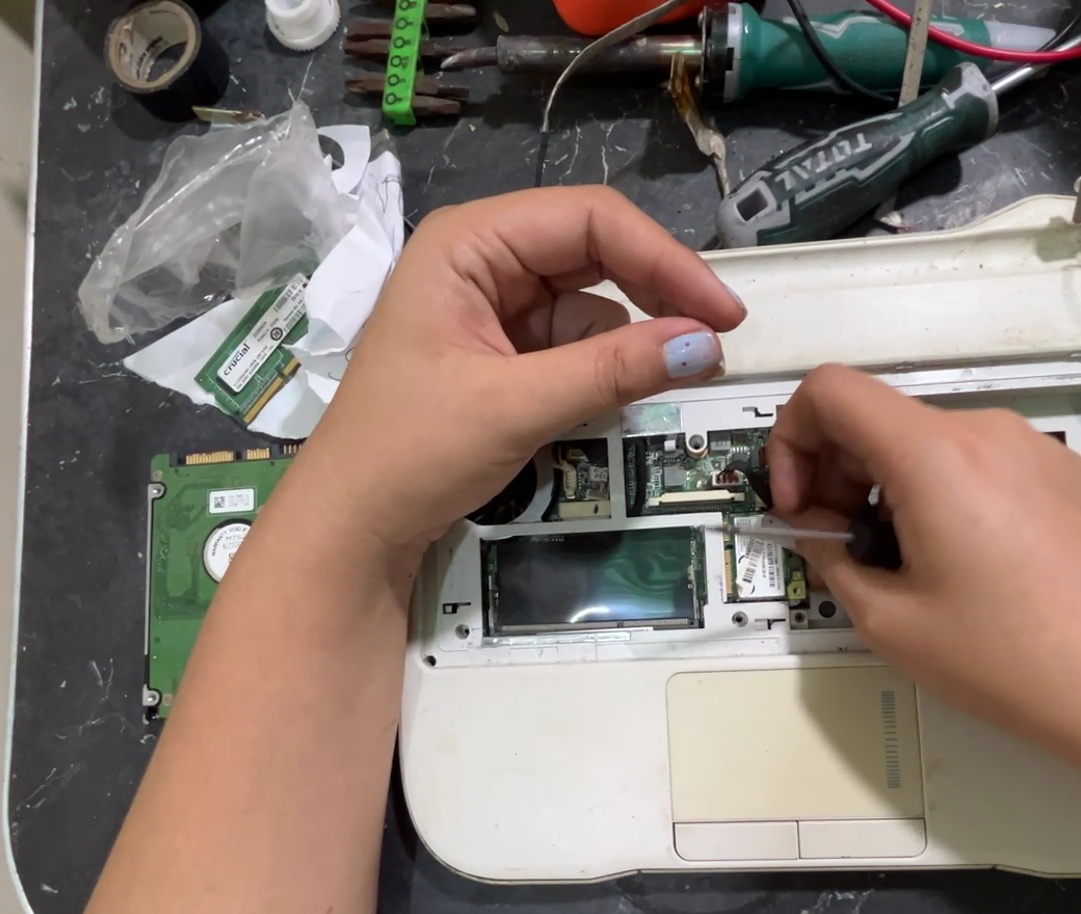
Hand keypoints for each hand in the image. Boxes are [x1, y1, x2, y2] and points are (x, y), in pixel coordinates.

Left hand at [281, 186, 745, 567]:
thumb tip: (708, 345)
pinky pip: (573, 347)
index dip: (665, 259)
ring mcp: (494, 310)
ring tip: (655, 383)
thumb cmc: (411, 452)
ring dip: (626, 344)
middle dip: (654, 296)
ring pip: (590, 306)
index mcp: (470, 243)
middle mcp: (484, 262)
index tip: (724, 312)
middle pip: (594, 254)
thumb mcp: (516, 406)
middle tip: (716, 341)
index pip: (589, 220)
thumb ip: (612, 370)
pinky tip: (606, 401)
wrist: (356, 525)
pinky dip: (601, 370)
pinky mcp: (504, 355)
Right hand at [767, 364, 1080, 729]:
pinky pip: (974, 462)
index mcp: (933, 454)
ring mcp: (1033, 447)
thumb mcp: (888, 620)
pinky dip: (937, 493)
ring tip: (902, 563)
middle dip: (834, 474)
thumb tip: (815, 527)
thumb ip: (829, 557)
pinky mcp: (1065, 473)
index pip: (829, 390)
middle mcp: (984, 430)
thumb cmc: (1007, 657)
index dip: (791, 439)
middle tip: (842, 547)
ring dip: (884, 487)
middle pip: (875, 418)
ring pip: (923, 442)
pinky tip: (963, 563)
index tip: (799, 507)